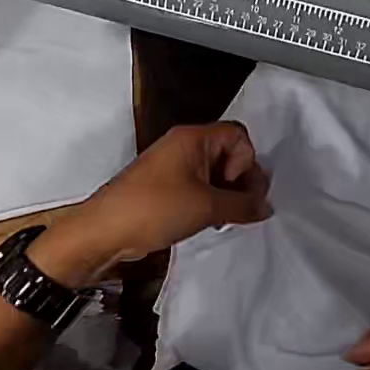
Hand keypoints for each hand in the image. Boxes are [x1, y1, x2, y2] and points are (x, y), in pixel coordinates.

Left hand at [27, 122, 271, 287]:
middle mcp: (183, 146)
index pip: (239, 137)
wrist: (104, 232)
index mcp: (193, 138)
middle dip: (240, 181)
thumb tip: (264, 206)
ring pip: (215, 173)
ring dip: (226, 195)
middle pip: (229, 154)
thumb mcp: (207, 207)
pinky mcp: (166, 187)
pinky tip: (208, 222)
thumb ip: (243, 205)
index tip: (238, 189)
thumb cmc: (151, 209)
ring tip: (222, 219)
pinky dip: (210, 202)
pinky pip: (199, 187)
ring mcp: (174, 167)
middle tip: (240, 208)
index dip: (246, 162)